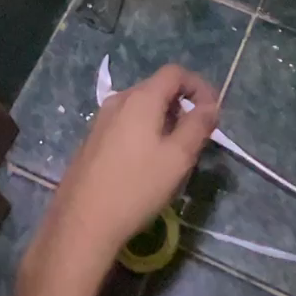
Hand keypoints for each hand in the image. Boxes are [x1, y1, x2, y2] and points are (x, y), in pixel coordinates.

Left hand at [28, 64, 219, 282]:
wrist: (82, 222)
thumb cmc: (136, 187)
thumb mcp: (178, 158)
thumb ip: (198, 126)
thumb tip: (211, 105)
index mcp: (140, 98)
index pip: (175, 73)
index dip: (199, 86)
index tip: (212, 113)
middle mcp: (118, 100)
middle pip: (157, 88)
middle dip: (182, 105)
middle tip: (196, 136)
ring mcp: (101, 119)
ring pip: (141, 107)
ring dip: (164, 119)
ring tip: (174, 152)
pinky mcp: (92, 139)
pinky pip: (126, 122)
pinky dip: (145, 130)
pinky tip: (147, 163)